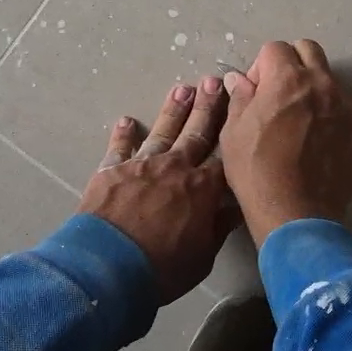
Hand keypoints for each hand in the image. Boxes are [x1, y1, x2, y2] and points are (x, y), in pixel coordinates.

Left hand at [79, 77, 240, 304]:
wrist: (108, 266)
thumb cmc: (162, 268)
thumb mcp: (202, 256)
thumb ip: (218, 228)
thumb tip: (236, 208)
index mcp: (204, 188)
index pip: (226, 157)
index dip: (235, 134)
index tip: (243, 113)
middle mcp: (176, 167)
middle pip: (197, 133)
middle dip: (207, 107)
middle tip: (214, 82)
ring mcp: (142, 165)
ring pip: (163, 132)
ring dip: (173, 111)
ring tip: (182, 89)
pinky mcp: (111, 170)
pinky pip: (119, 147)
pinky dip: (123, 134)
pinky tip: (126, 121)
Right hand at [220, 40, 351, 247]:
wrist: (297, 214)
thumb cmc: (256, 172)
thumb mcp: (233, 133)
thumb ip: (240, 98)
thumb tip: (240, 79)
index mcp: (288, 79)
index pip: (275, 48)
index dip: (261, 67)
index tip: (255, 92)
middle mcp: (322, 85)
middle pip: (309, 51)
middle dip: (291, 64)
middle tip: (278, 94)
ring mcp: (347, 108)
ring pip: (329, 81)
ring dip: (312, 90)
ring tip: (298, 124)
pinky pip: (344, 111)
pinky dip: (329, 118)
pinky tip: (315, 146)